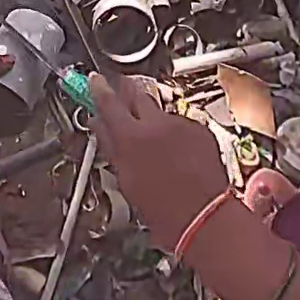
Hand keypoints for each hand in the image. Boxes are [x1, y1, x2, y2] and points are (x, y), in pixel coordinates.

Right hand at [92, 73, 229, 250]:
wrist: (204, 219)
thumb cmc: (162, 209)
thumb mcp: (126, 179)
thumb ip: (110, 145)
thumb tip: (98, 125)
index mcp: (131, 136)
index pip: (108, 102)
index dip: (99, 88)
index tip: (95, 79)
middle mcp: (156, 123)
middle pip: (136, 94)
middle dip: (127, 94)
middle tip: (122, 99)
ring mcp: (180, 123)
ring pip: (159, 111)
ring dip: (153, 119)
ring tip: (155, 144)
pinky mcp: (199, 129)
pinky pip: (181, 123)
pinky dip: (175, 133)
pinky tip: (177, 153)